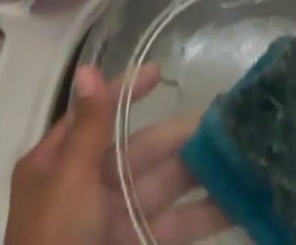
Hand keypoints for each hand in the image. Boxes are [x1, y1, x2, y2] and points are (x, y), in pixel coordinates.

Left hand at [6, 65, 228, 244]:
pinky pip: (173, 228)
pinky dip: (204, 216)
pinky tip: (236, 203)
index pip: (94, 116)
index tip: (159, 73)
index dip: (124, 93)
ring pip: (161, 189)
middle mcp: (85, 188)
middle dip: (178, 136)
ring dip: (198, 174)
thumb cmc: (56, 239)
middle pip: (137, 152)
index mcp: (58, 165)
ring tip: (240, 155)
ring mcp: (112, 223)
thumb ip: (89, 128)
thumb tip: (88, 68)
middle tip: (223, 118)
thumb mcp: (69, 180)